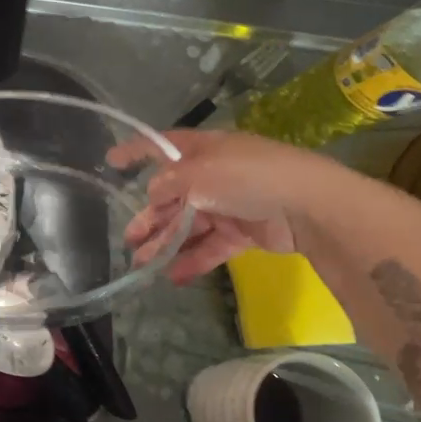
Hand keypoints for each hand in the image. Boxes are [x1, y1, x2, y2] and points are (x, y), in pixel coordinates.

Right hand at [114, 130, 350, 284]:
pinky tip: (173, 275)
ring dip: (165, 244)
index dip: (137, 151)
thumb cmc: (249, 177)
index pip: (164, 146)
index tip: (111, 161)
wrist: (309, 207)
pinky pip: (210, 247)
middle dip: (150, 218)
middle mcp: (214, 175)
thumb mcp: (199, 173)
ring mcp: (229, 205)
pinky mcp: (243, 233)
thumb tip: (153, 194)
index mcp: (205, 151)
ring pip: (189, 226)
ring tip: (143, 264)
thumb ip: (169, 183)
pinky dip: (192, 260)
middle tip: (129, 239)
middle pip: (173, 196)